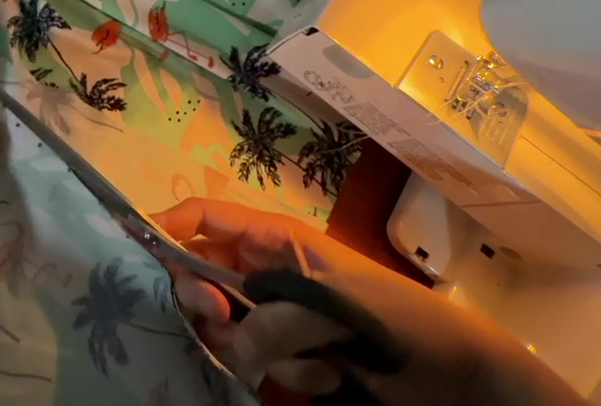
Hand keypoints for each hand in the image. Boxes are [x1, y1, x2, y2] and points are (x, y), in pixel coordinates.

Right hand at [151, 199, 585, 405]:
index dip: (165, 226)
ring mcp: (274, 311)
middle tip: (217, 323)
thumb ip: (277, 319)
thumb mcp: (339, 308)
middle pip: (199, 273)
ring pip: (224, 324)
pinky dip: (282, 375)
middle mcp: (263, 268)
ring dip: (252, 350)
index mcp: (271, 237)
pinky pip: (255, 359)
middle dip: (204, 303)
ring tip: (307, 369)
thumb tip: (230, 345)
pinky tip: (325, 383)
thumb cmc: (400, 319)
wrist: (463, 377)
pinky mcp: (288, 351)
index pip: (200, 216)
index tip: (137, 254)